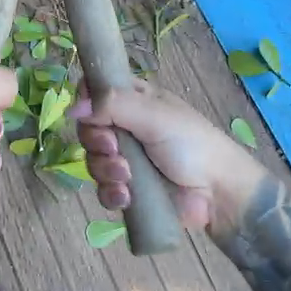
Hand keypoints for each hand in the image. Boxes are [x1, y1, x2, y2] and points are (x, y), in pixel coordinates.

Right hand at [73, 80, 267, 231]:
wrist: (218, 193)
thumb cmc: (191, 143)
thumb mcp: (154, 115)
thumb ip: (113, 105)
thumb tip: (73, 107)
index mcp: (132, 100)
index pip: (93, 92)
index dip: (86, 103)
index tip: (90, 115)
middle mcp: (125, 126)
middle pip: (88, 129)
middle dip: (96, 142)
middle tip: (114, 148)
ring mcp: (125, 159)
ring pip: (93, 160)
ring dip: (105, 170)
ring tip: (128, 177)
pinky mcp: (128, 189)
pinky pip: (103, 190)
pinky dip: (110, 194)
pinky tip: (126, 197)